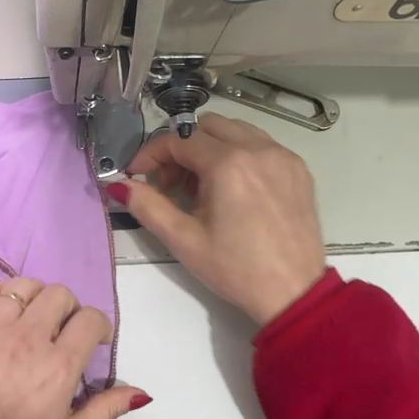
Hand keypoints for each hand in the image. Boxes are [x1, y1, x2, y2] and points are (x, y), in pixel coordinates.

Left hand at [0, 279, 147, 418]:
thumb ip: (106, 409)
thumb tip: (143, 393)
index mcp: (60, 365)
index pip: (90, 319)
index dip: (98, 326)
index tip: (94, 341)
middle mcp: (29, 337)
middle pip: (59, 295)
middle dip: (69, 309)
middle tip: (63, 331)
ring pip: (24, 287)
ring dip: (36, 298)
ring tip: (32, 319)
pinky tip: (3, 310)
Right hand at [110, 114, 325, 324]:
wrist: (292, 291)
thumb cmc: (236, 270)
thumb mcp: (184, 241)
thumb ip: (148, 206)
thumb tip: (121, 186)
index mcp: (228, 164)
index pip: (179, 139)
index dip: (151, 153)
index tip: (137, 174)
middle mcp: (258, 148)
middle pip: (207, 127)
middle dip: (181, 149)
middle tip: (170, 184)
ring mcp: (283, 156)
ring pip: (237, 131)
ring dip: (210, 149)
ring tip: (202, 188)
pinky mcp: (298, 169)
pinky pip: (261, 146)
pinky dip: (240, 156)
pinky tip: (233, 191)